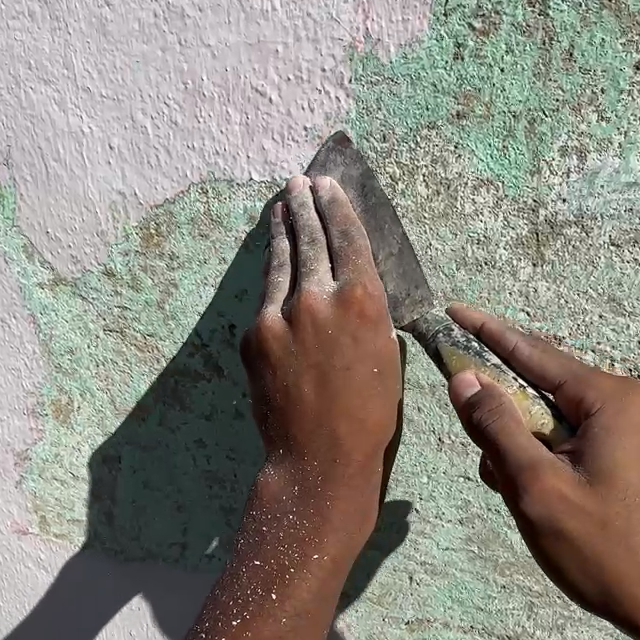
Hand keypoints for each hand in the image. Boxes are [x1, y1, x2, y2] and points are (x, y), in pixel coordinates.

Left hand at [238, 175, 401, 569]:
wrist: (318, 457)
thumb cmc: (370, 413)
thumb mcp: (386, 352)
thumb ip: (366, 311)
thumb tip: (350, 284)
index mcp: (363, 300)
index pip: (348, 237)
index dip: (337, 206)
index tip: (328, 185)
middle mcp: (318, 297)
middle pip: (310, 238)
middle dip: (305, 205)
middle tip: (300, 182)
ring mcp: (279, 315)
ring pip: (281, 261)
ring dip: (282, 230)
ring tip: (281, 206)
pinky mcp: (254, 335)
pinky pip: (266, 298)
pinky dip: (272, 278)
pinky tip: (272, 264)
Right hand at [445, 305, 639, 639]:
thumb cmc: (609, 550)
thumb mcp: (537, 488)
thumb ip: (497, 427)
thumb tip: (464, 378)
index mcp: (606, 399)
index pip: (531, 351)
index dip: (485, 332)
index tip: (451, 310)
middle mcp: (622, 405)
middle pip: (538, 391)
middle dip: (502, 419)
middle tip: (491, 468)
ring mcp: (630, 435)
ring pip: (551, 424)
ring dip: (522, 452)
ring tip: (520, 500)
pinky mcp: (630, 462)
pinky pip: (570, 446)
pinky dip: (544, 466)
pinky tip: (541, 505)